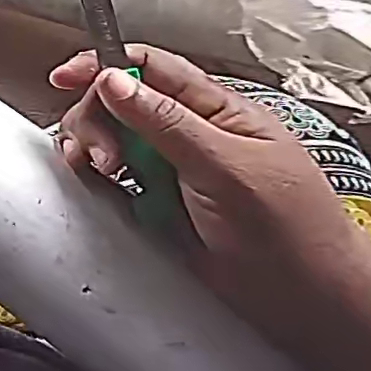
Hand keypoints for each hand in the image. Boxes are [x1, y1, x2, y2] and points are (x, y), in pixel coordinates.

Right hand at [49, 46, 370, 289]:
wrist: (305, 305)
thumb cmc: (293, 234)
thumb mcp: (227, 167)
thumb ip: (166, 121)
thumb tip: (112, 79)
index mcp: (215, 109)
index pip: (148, 66)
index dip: (102, 65)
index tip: (65, 77)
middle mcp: (186, 129)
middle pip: (114, 100)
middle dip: (95, 120)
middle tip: (103, 153)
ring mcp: (166, 162)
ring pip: (104, 133)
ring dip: (92, 148)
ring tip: (106, 172)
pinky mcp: (149, 192)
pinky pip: (105, 170)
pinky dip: (92, 173)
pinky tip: (101, 184)